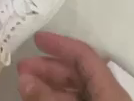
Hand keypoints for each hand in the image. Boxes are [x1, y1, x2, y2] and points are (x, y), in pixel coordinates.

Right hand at [17, 32, 131, 100]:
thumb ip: (47, 95)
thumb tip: (23, 78)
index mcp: (111, 88)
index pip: (84, 54)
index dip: (59, 44)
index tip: (36, 39)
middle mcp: (110, 94)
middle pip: (79, 72)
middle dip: (48, 68)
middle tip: (22, 69)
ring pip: (76, 91)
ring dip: (50, 86)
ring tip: (26, 87)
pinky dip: (58, 99)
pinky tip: (40, 99)